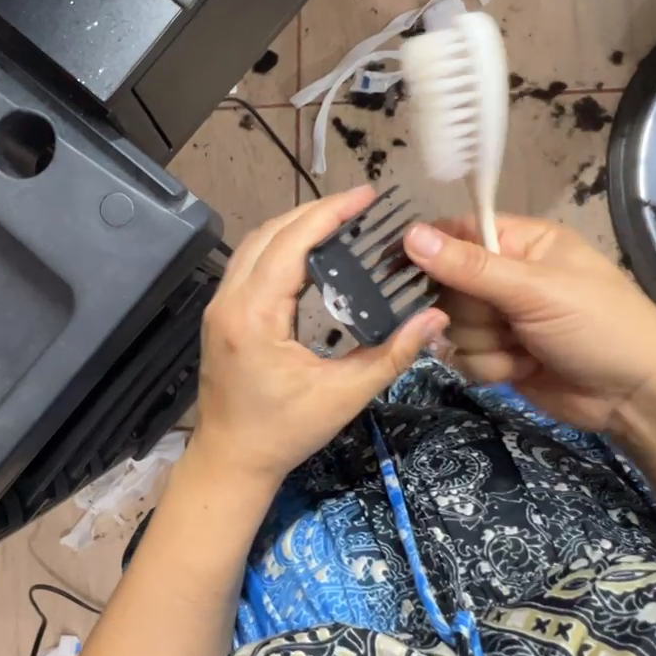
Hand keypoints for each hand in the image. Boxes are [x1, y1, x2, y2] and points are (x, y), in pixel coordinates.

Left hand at [189, 187, 448, 481]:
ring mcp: (219, 307)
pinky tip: (309, 252)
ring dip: (293, 227)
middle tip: (359, 205)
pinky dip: (278, 249)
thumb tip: (435, 318)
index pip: (290, 244)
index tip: (365, 195)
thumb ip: (390, 354)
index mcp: (253, 315)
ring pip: (253, 246)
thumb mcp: (342, 396)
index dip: (328, 214)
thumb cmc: (282, 433)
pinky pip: (248, 265)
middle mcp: (229, 302)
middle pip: (268, 235)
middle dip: (313, 213)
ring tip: (339, 221)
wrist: (231, 459)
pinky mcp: (221, 316)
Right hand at [401, 215, 655, 431]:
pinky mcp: (495, 354)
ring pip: (450, 326)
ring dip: (483, 344)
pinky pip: (461, 357)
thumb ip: (469, 266)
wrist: (636, 399)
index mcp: (523, 242)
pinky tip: (520, 369)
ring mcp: (499, 318)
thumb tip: (409, 235)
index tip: (407, 269)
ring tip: (522, 349)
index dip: (432, 250)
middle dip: (470, 312)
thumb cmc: (599, 327)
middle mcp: (506, 276)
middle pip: (446, 286)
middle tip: (503, 319)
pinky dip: (488, 367)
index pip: (457, 232)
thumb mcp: (535, 290)